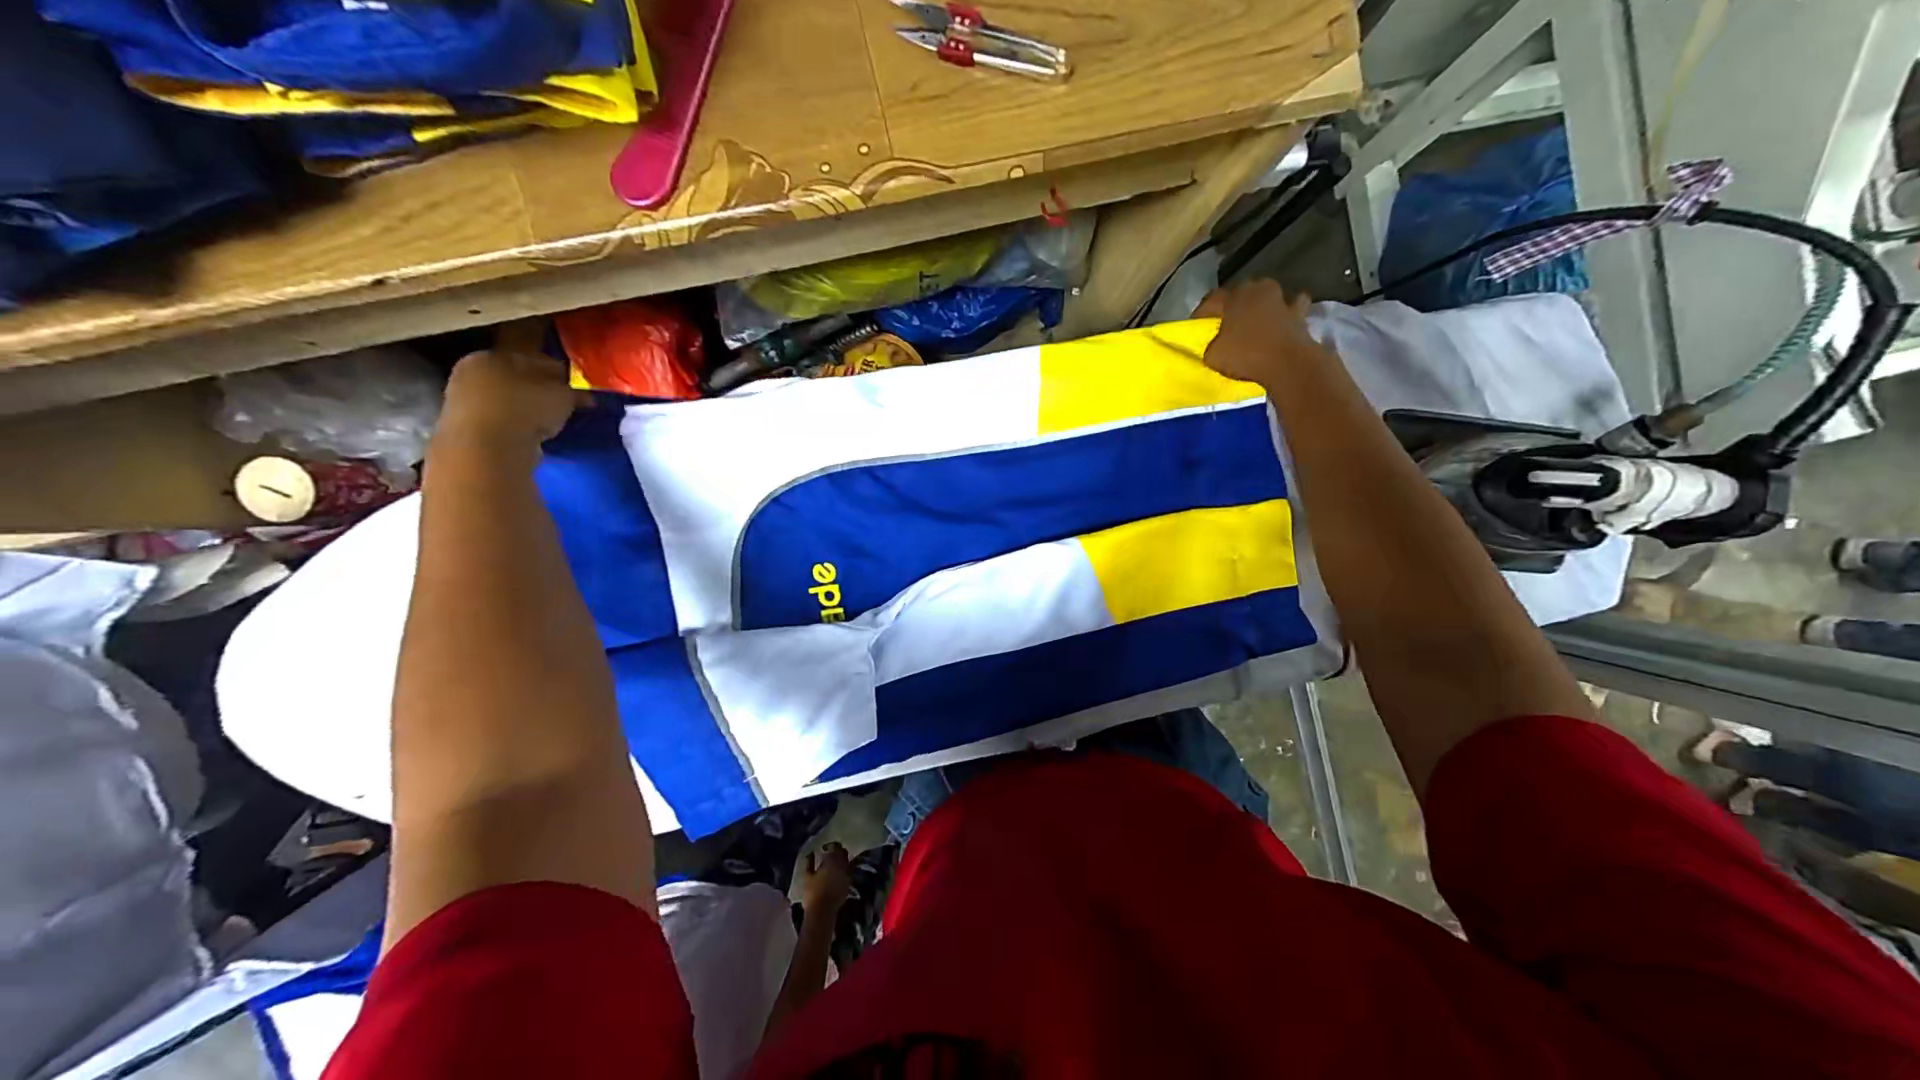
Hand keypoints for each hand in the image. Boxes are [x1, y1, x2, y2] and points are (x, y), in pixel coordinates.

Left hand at [438, 347, 577, 446]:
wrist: (486, 449)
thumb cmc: (525, 408)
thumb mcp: (562, 396)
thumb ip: (572, 392)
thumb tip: (584, 395)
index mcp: (490, 355)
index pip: (530, 359)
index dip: (555, 372)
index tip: (573, 386)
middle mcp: (470, 375)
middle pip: (514, 381)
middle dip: (537, 391)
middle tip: (561, 405)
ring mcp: (462, 405)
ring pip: (505, 404)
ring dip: (525, 412)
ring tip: (548, 424)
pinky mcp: (464, 433)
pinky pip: (499, 426)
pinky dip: (515, 430)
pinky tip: (530, 438)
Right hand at [800, 842, 851, 913]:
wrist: (822, 912)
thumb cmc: (812, 893)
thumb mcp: (807, 876)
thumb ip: (809, 862)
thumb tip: (811, 853)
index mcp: (833, 860)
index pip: (836, 846)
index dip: (830, 846)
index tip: (823, 849)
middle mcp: (843, 865)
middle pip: (843, 853)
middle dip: (837, 852)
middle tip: (828, 856)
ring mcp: (848, 875)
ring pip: (847, 862)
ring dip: (841, 861)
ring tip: (832, 866)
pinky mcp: (849, 885)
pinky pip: (848, 873)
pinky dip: (843, 871)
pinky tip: (836, 876)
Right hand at [1194, 280, 1329, 386]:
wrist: (1288, 365)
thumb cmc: (1246, 356)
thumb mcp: (1214, 356)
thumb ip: (1213, 345)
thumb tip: (1217, 344)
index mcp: (1234, 297)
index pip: (1212, 299)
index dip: (1202, 313)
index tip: (1195, 325)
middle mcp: (1258, 291)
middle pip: (1242, 292)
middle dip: (1234, 304)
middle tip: (1226, 320)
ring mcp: (1282, 299)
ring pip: (1269, 295)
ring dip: (1263, 304)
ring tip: (1256, 318)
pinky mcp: (1300, 314)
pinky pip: (1292, 308)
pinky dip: (1287, 312)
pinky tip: (1283, 321)